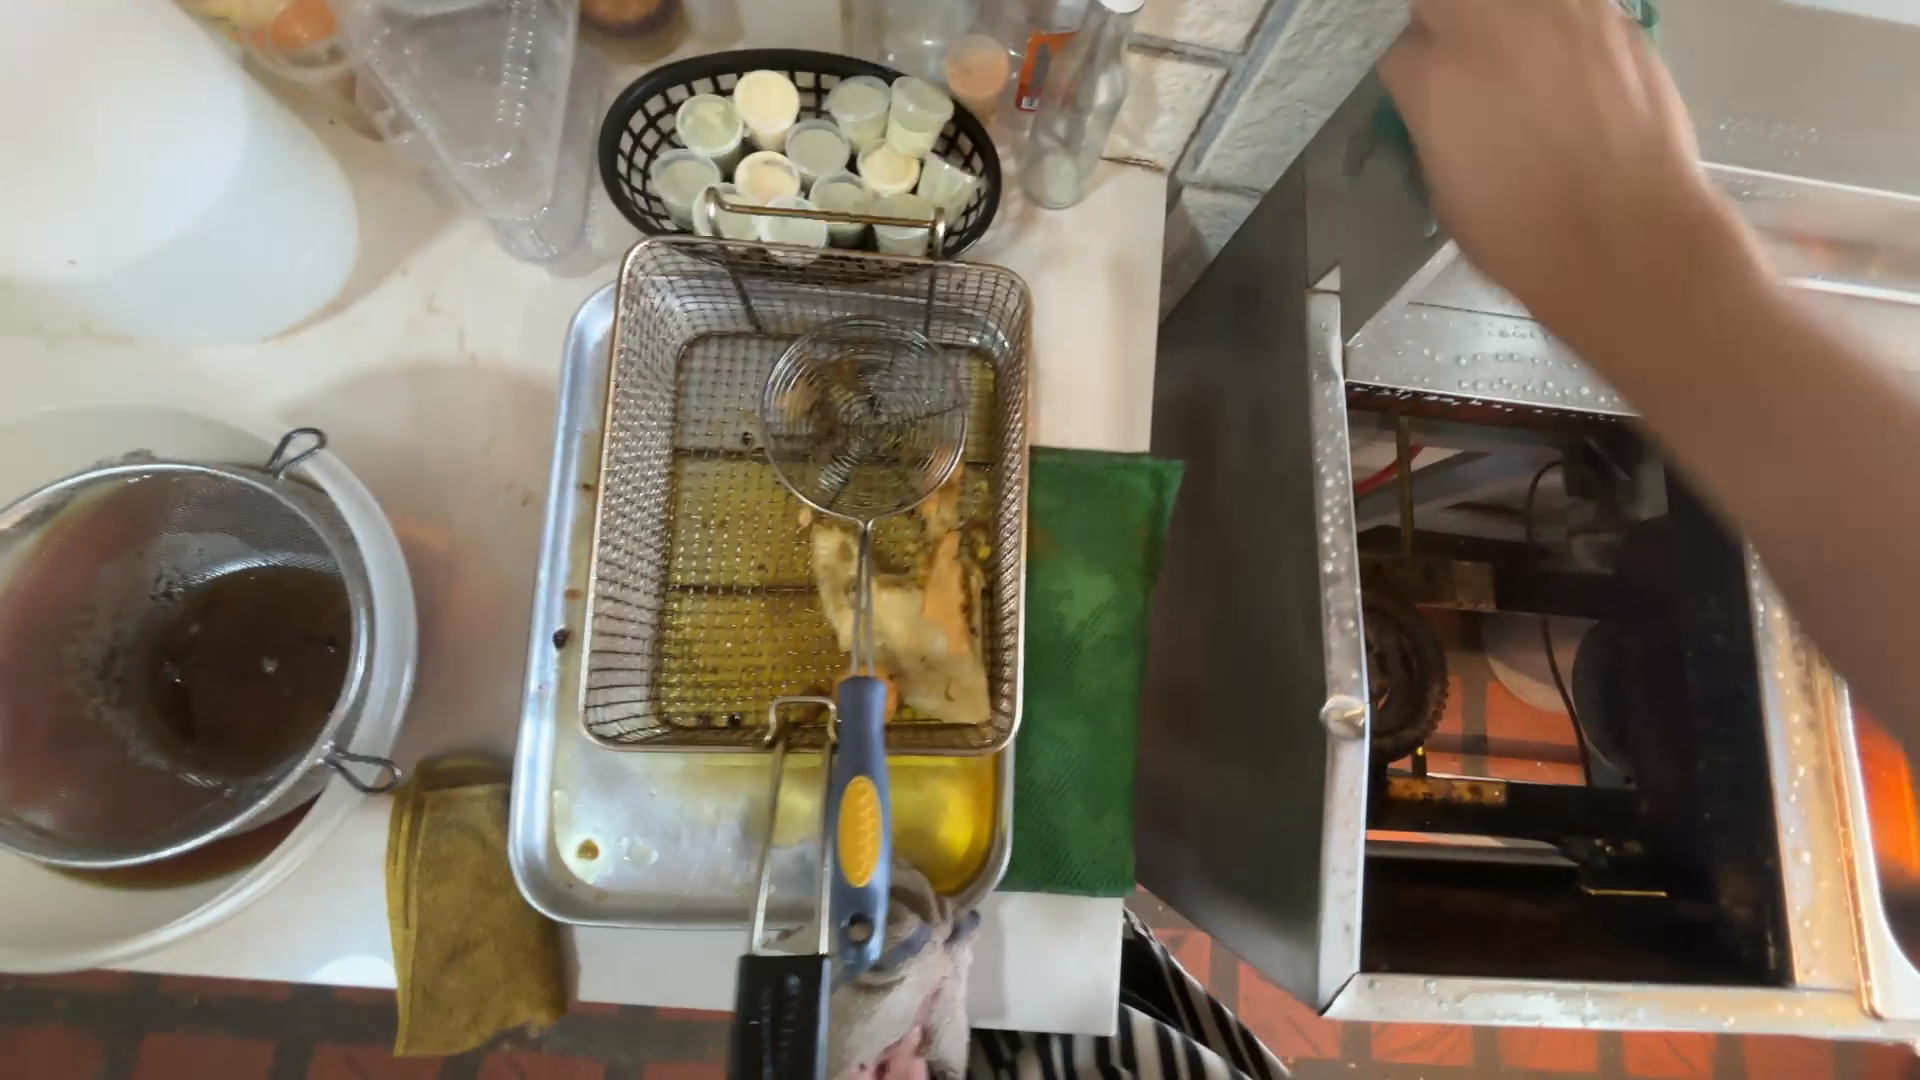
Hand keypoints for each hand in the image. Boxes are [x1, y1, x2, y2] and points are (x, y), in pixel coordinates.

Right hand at [1377, 0, 1756, 336]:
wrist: (1615, 232)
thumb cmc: (1511, 230)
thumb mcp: (1443, 184)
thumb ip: (1434, 128)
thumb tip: (1440, 107)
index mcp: (1434, 82)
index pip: (1397, 50)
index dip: (1405, 74)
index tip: (1413, 96)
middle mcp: (1491, 30)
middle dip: (1438, 23)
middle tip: (1449, 60)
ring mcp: (1558, 14)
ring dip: (1494, 20)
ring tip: (1503, 59)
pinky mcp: (1612, 16)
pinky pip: (1563, 2)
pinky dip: (1548, 22)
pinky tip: (1552, 61)